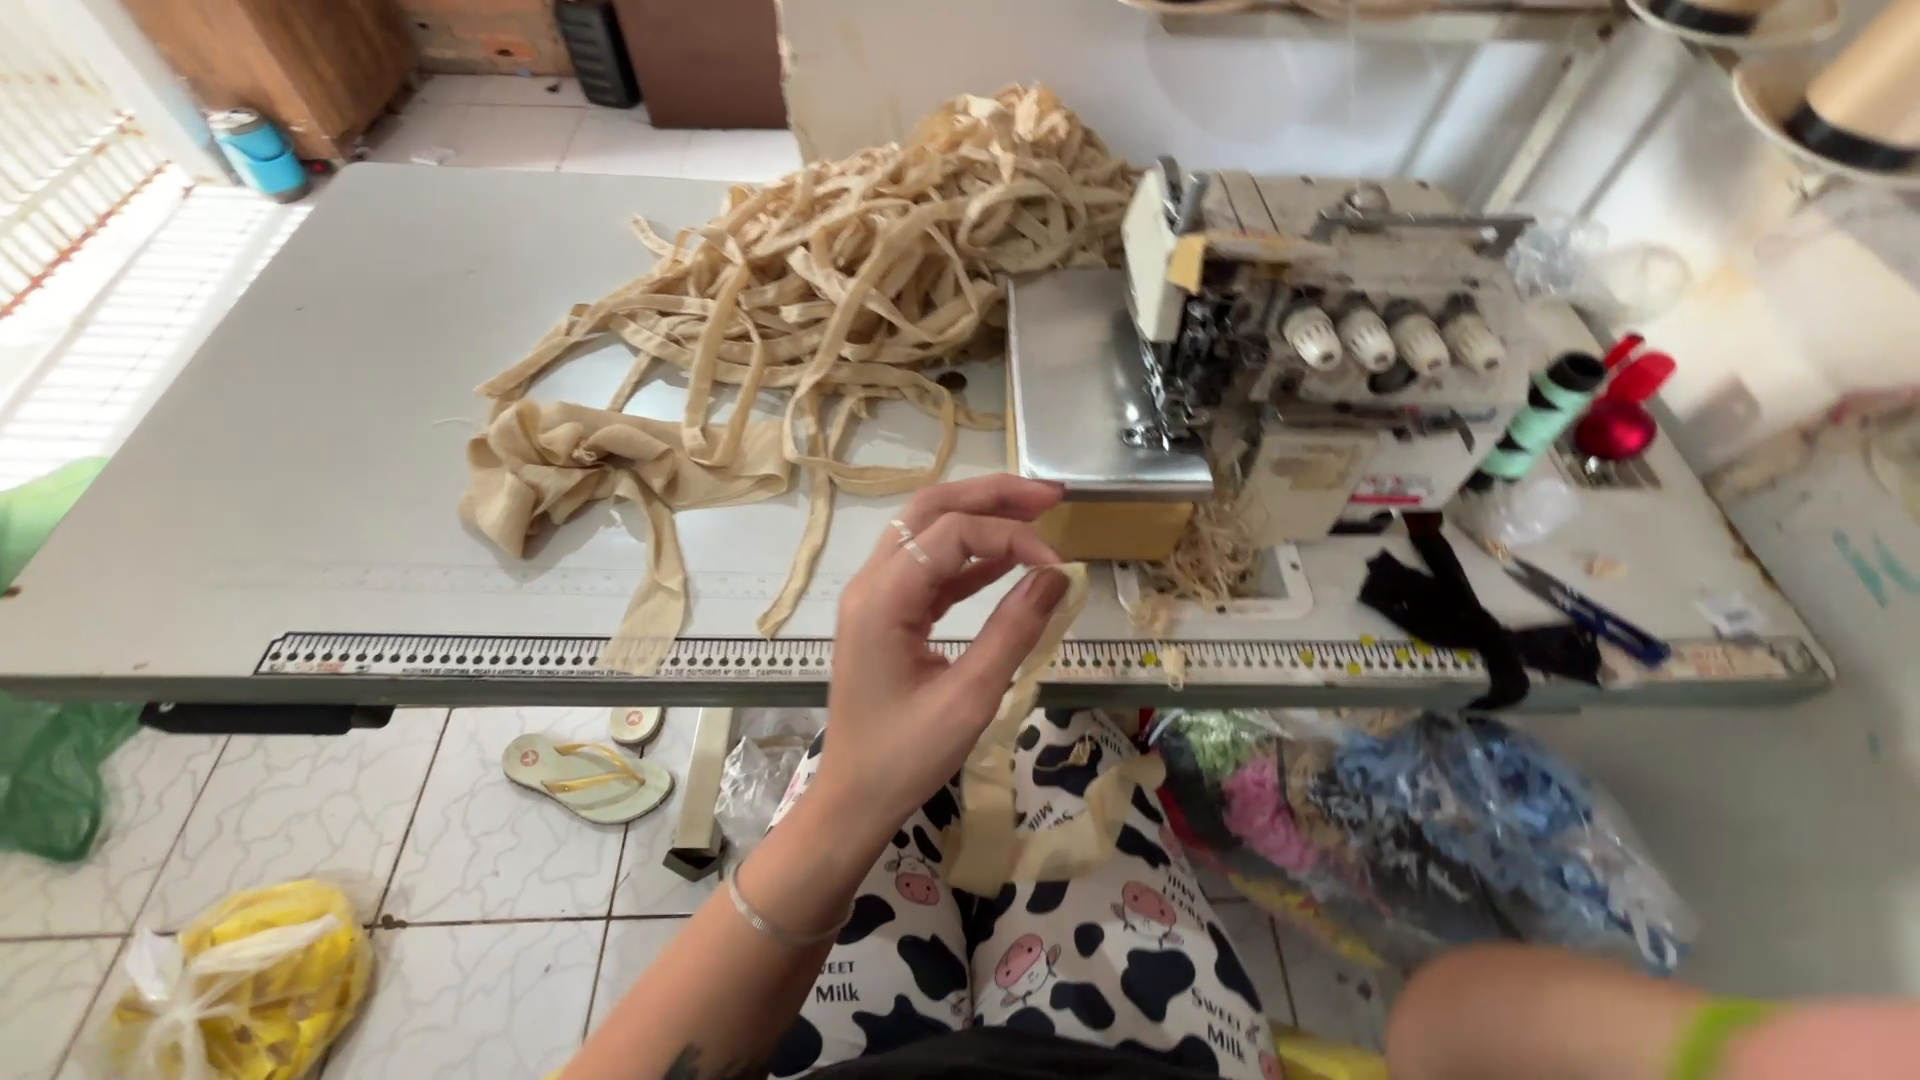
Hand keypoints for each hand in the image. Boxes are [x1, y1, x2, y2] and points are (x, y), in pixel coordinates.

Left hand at [813, 474, 1070, 839]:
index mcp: (882, 599)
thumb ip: (1014, 631)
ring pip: (927, 531)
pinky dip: (969, 558)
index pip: (951, 534)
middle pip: (930, 510)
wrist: (854, 798)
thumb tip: (1058, 577)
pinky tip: (1009, 561)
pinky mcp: (888, 616)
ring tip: (1037, 513)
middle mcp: (872, 584)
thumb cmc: (905, 757)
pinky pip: (929, 569)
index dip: (1010, 536)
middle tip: (1051, 495)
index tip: (1057, 565)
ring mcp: (876, 597)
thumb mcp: (970, 698)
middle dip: (991, 495)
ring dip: (980, 517)